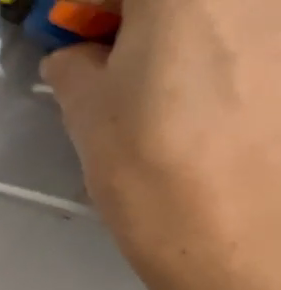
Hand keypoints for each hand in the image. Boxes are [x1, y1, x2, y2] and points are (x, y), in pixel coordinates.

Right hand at [43, 0, 280, 289]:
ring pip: (214, 17)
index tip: (72, 22)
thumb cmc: (162, 170)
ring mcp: (280, 23)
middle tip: (106, 48)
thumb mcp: (86, 113)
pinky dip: (214, 54)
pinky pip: (246, 37)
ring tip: (149, 76)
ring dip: (176, 36)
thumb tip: (79, 54)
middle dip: (132, 17)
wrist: (241, 224)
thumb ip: (79, 66)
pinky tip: (195, 92)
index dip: (87, 3)